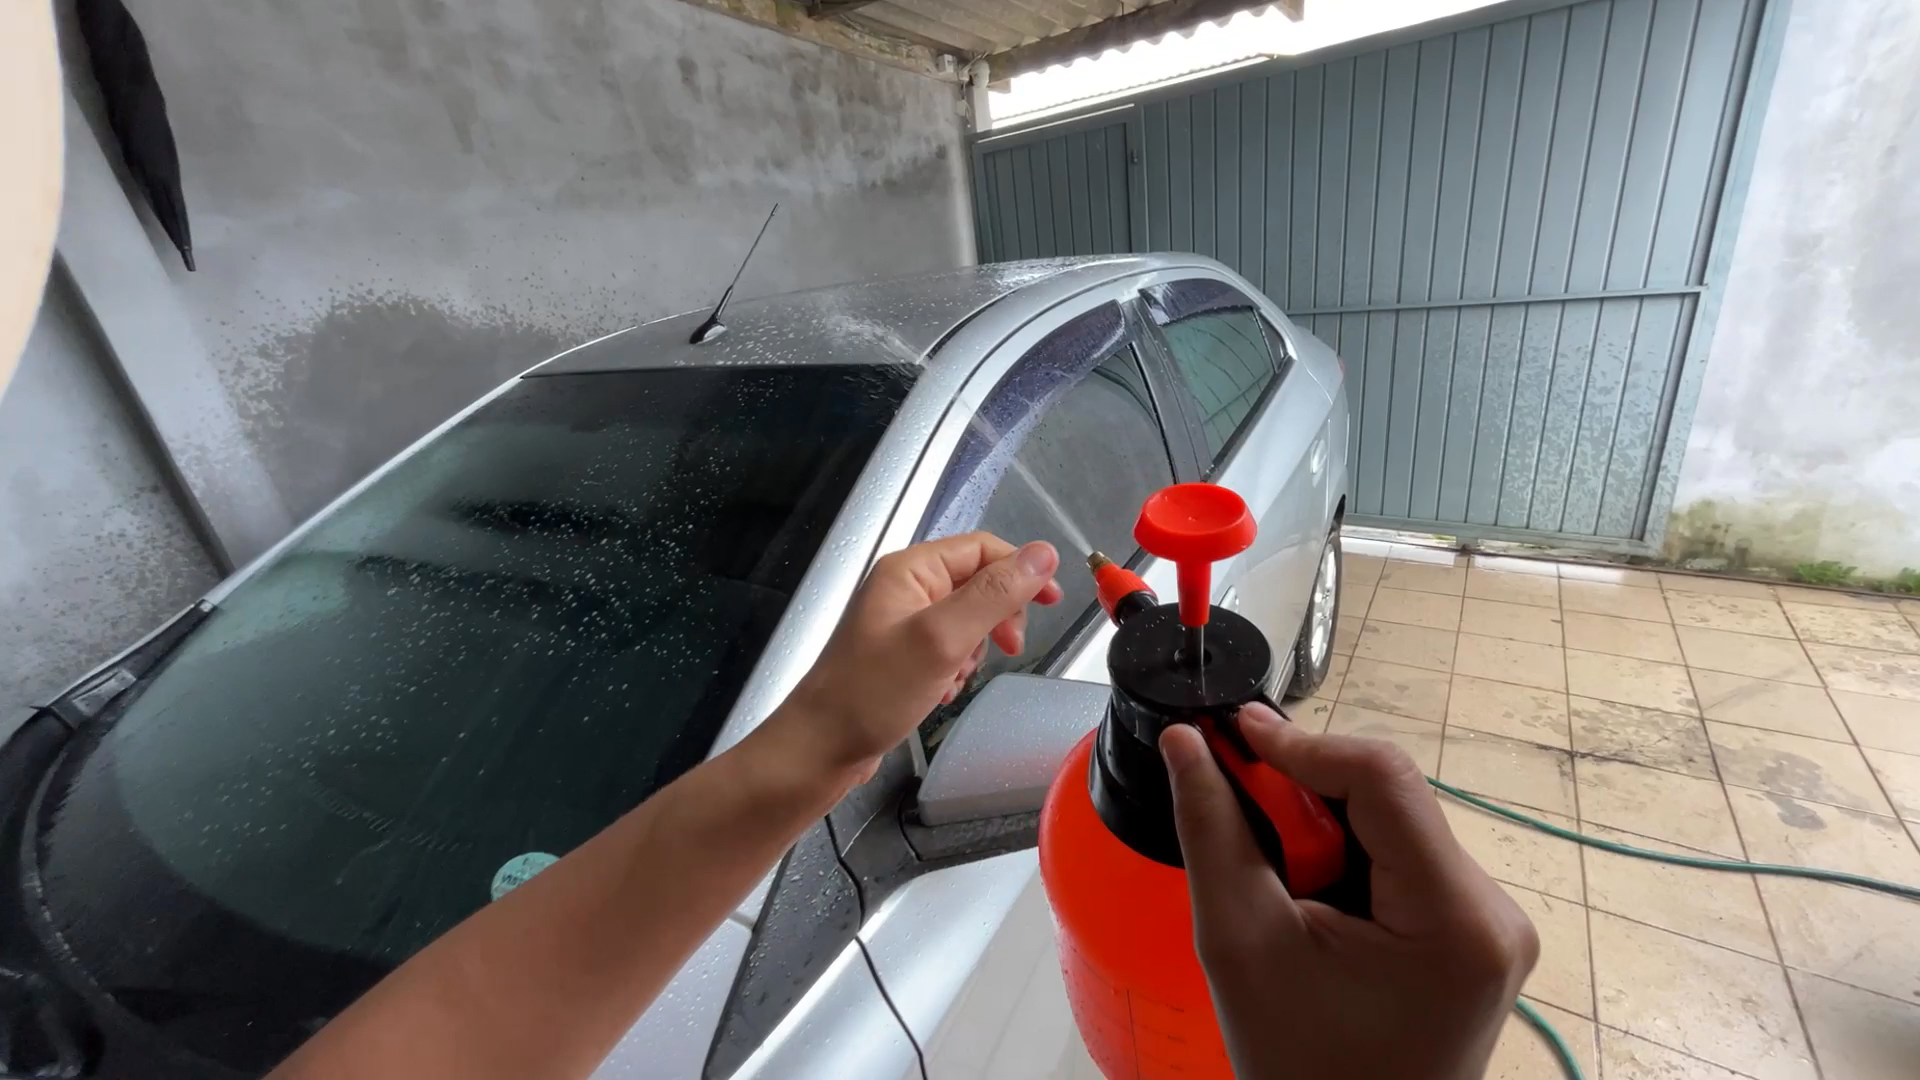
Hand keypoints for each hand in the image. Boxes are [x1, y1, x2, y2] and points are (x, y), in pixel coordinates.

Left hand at [772, 533, 1061, 780]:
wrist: (820, 749)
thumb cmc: (868, 694)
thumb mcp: (942, 639)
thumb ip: (995, 594)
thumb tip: (1042, 556)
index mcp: (910, 570)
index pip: (983, 549)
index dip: (1022, 571)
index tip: (1052, 600)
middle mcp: (905, 588)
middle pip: (978, 584)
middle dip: (998, 618)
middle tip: (1008, 647)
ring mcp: (902, 622)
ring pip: (967, 621)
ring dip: (975, 650)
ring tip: (955, 677)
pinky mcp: (902, 653)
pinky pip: (949, 648)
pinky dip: (956, 668)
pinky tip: (942, 690)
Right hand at [1161, 704, 1537, 1079]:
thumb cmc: (1295, 1059)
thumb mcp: (1237, 939)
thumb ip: (1210, 827)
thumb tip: (1183, 737)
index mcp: (1453, 916)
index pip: (1382, 775)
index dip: (1300, 743)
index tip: (1228, 735)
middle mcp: (1489, 906)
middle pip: (1384, 792)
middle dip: (1299, 787)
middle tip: (1233, 804)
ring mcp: (1485, 918)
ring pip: (1384, 814)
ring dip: (1313, 818)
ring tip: (1266, 863)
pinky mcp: (1466, 926)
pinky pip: (1393, 846)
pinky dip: (1335, 845)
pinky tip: (1301, 883)